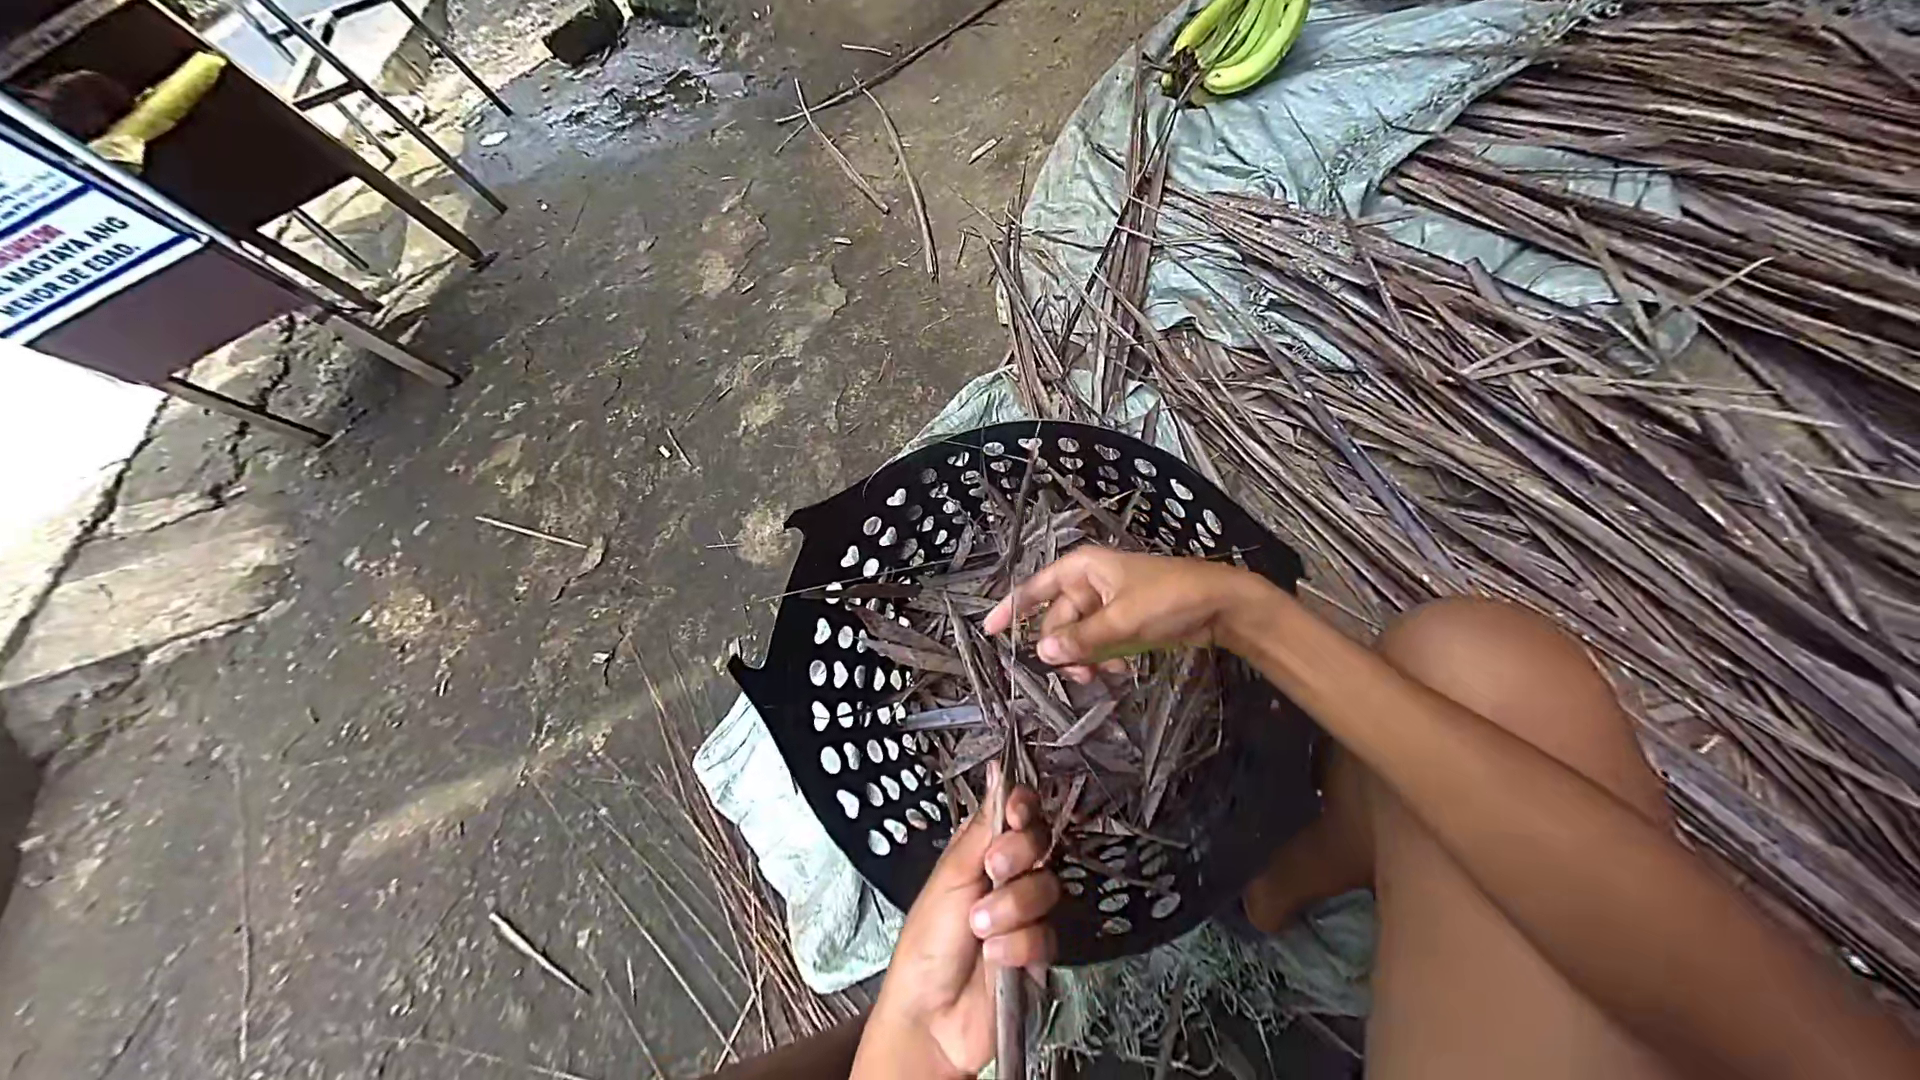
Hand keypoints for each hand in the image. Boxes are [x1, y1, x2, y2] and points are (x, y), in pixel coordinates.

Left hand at [854, 787, 1058, 1078]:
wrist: (931, 1014)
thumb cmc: (928, 940)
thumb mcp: (951, 874)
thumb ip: (983, 827)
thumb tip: (998, 772)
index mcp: (981, 848)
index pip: (1016, 811)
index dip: (1023, 806)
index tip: (1018, 812)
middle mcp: (1007, 874)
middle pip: (1038, 842)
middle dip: (1017, 855)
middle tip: (993, 870)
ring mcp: (1024, 911)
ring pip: (1045, 887)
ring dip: (1011, 908)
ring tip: (981, 926)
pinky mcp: (1037, 948)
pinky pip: (1047, 934)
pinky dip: (1019, 945)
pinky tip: (996, 956)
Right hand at [983, 547, 1277, 681]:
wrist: (1222, 605)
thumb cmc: (1170, 598)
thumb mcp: (1123, 619)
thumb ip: (1082, 638)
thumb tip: (1043, 653)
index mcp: (1083, 569)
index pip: (1036, 587)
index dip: (1012, 608)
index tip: (990, 631)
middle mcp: (1089, 584)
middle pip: (1057, 620)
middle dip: (1062, 648)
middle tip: (1076, 673)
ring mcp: (1106, 605)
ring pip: (1077, 636)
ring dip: (1084, 657)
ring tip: (1100, 675)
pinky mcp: (1122, 623)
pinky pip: (1098, 643)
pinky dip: (1103, 658)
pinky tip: (1118, 670)